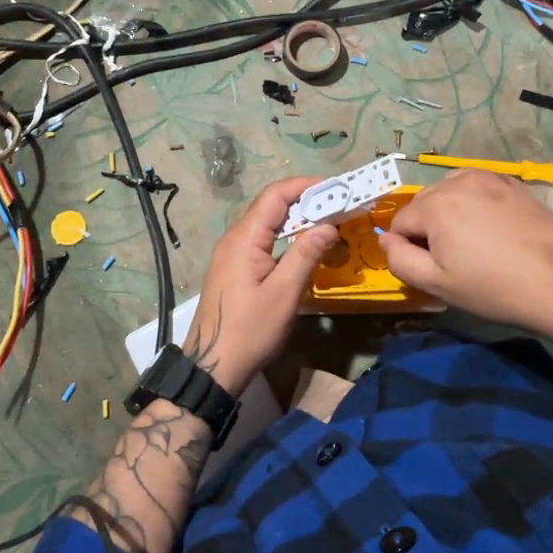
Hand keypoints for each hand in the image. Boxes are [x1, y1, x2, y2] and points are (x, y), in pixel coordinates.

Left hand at [184, 177, 339, 395]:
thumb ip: (305, 254)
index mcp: (244, 238)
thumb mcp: (283, 293)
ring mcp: (231, 253)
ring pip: (267, 224)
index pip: (275, 195)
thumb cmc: (249, 330)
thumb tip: (328, 225)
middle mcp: (235, 238)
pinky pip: (262, 241)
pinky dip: (285, 237)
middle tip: (339, 206)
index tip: (336, 188)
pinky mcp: (234, 268)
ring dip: (297, 219)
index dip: (305, 186)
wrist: (213, 366)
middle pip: (271, 206)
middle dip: (305, 201)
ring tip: (328, 224)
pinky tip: (304, 248)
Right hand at [379, 169, 552, 332]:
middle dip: (429, 228)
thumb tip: (387, 239)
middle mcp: (457, 181)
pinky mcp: (512, 183)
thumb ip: (399, 260)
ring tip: (475, 244)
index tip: (436, 270)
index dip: (410, 249)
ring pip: (449, 192)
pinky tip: (495, 231)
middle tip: (456, 261)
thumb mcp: (436, 284)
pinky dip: (475, 204)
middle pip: (424, 203)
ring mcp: (488, 178)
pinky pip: (477, 188)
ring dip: (451, 213)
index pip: (400, 223)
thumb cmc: (494, 289)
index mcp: (434, 204)